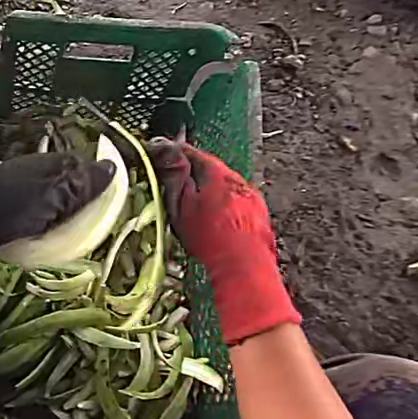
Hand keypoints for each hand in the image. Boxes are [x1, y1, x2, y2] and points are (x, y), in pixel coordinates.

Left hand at [0, 152, 115, 280]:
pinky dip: (44, 209)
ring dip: (61, 205)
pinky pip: (36, 197)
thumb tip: (112, 167)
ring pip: (52, 188)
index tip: (102, 209)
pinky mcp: (6, 192)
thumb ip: (81, 185)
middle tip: (83, 222)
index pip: (85, 166)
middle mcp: (36, 164)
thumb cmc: (10, 211)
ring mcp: (19, 177)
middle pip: (69, 177)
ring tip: (64, 226)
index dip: (97, 184)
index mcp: (51, 162)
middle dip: (79, 196)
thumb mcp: (52, 200)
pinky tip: (41, 224)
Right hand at [148, 139, 299, 344]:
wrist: (246, 268)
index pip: (191, 152)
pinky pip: (235, 201)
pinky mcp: (259, 215)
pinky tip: (214, 219)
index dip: (172, 152)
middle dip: (192, 171)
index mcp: (217, 173)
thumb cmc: (211, 238)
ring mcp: (251, 197)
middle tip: (173, 180)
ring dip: (208, 189)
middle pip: (210, 168)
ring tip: (193, 203)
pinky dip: (222, 204)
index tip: (158, 154)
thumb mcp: (182, 206)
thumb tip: (165, 149)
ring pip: (223, 185)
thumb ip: (174, 176)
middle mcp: (238, 179)